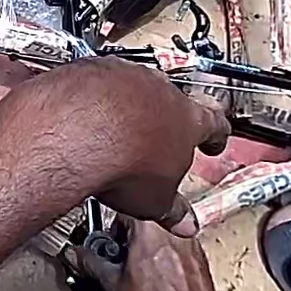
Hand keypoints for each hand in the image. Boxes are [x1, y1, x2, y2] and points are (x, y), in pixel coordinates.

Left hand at [0, 57, 227, 235]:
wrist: (76, 132)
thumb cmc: (121, 161)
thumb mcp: (155, 201)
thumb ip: (172, 207)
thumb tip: (183, 222)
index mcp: (187, 118)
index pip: (212, 123)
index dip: (214, 133)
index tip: (213, 139)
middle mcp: (157, 88)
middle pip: (167, 100)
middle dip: (160, 119)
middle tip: (150, 139)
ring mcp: (122, 74)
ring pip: (130, 86)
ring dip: (123, 105)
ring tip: (111, 131)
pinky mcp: (88, 68)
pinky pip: (94, 81)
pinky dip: (90, 97)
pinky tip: (81, 117)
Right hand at [74, 219, 230, 290]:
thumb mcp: (115, 283)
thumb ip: (91, 262)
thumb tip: (77, 255)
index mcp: (148, 226)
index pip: (123, 206)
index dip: (113, 223)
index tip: (111, 237)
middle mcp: (171, 226)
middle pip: (143, 213)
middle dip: (130, 230)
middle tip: (124, 251)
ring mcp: (187, 237)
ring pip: (161, 224)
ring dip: (149, 237)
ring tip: (142, 261)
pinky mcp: (197, 250)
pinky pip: (176, 238)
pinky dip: (165, 247)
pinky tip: (159, 269)